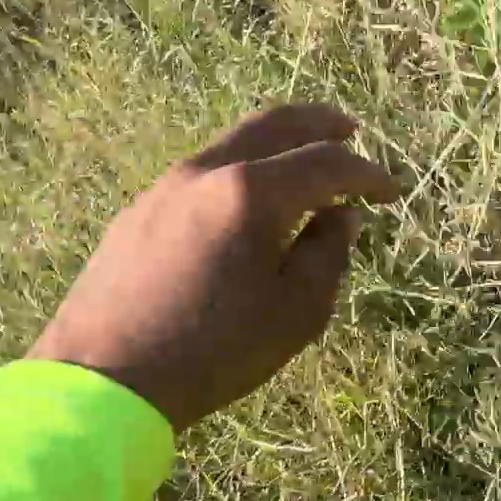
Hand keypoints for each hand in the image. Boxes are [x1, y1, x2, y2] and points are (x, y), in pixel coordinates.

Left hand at [28, 104, 397, 430]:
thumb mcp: (298, 310)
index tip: (392, 192)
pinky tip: (255, 200)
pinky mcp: (142, 210)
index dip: (368, 174)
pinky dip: (245, 169)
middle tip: (351, 131)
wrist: (108, 377)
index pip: (326, 164)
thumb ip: (329, 252)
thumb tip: (341, 214)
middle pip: (273, 124)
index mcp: (251, 193)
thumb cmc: (219, 348)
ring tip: (306, 163)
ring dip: (278, 144)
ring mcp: (166, 186)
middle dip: (319, 123)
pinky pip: (207, 172)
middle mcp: (207, 172)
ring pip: (233, 143)